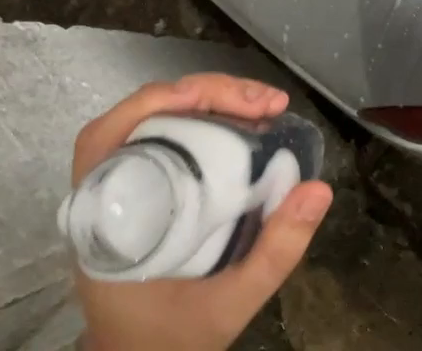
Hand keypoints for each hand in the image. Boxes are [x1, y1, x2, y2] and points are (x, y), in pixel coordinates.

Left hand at [72, 74, 333, 350]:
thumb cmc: (175, 340)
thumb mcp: (231, 304)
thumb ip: (274, 252)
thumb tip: (318, 188)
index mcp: (107, 223)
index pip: (103, 141)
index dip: (149, 105)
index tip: (203, 98)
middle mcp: (109, 198)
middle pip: (141, 120)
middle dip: (205, 95)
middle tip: (266, 102)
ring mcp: (129, 191)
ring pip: (159, 123)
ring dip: (211, 104)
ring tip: (266, 106)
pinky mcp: (150, 193)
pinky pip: (172, 141)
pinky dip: (208, 124)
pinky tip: (245, 125)